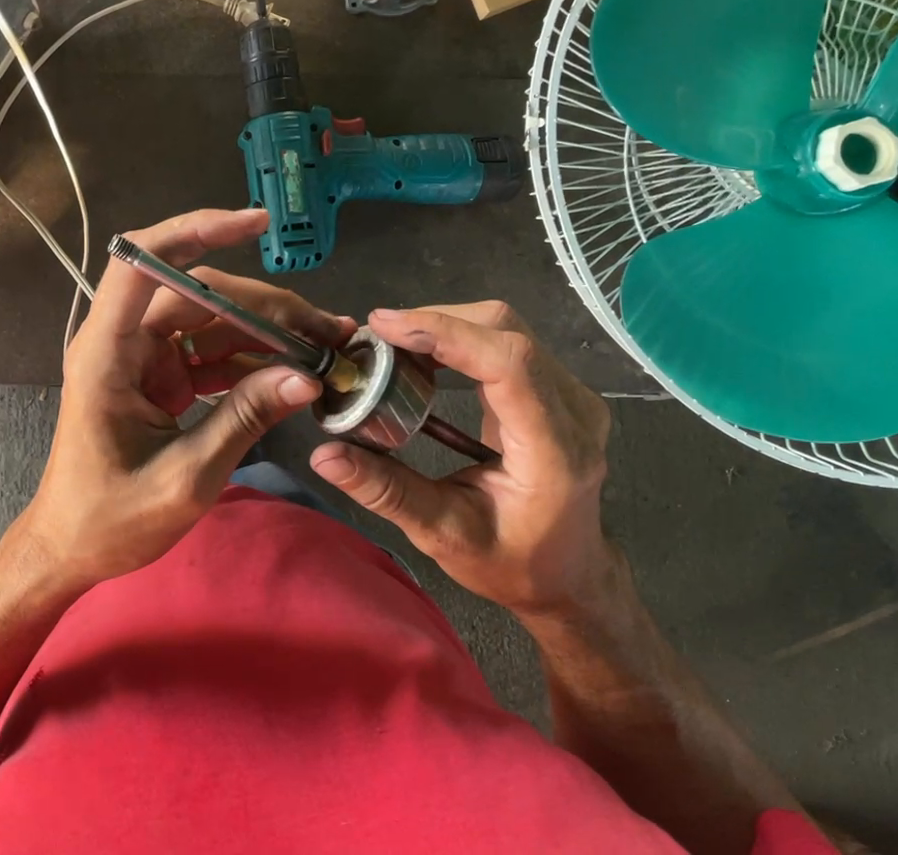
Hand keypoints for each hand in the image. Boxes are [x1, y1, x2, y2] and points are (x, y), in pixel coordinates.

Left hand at [9, 208, 355, 589]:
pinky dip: (251, 359)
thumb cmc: (110, 519)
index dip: (195, 231)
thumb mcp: (185, 478)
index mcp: (106, 352)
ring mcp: (141, 357)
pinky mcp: (158, 377)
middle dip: (263, 304)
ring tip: (324, 347)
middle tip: (325, 329)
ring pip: (209, 320)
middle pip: (194, 293)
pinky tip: (294, 371)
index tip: (255, 224)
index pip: (142, 264)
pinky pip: (209, 351)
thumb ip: (242, 420)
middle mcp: (120, 341)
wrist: (70, 548)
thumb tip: (307, 377)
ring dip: (266, 330)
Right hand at [308, 302, 612, 616]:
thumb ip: (387, 491)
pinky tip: (419, 355)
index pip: (509, 364)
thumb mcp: (443, 536)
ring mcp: (570, 395)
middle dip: (435, 322)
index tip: (384, 326)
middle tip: (374, 339)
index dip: (447, 333)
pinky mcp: (556, 389)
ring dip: (444, 325)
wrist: (569, 576)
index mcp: (554, 451)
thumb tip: (324, 455)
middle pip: (506, 332)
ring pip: (506, 328)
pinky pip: (505, 342)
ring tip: (389, 345)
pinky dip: (457, 338)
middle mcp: (574, 411)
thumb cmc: (512, 564)